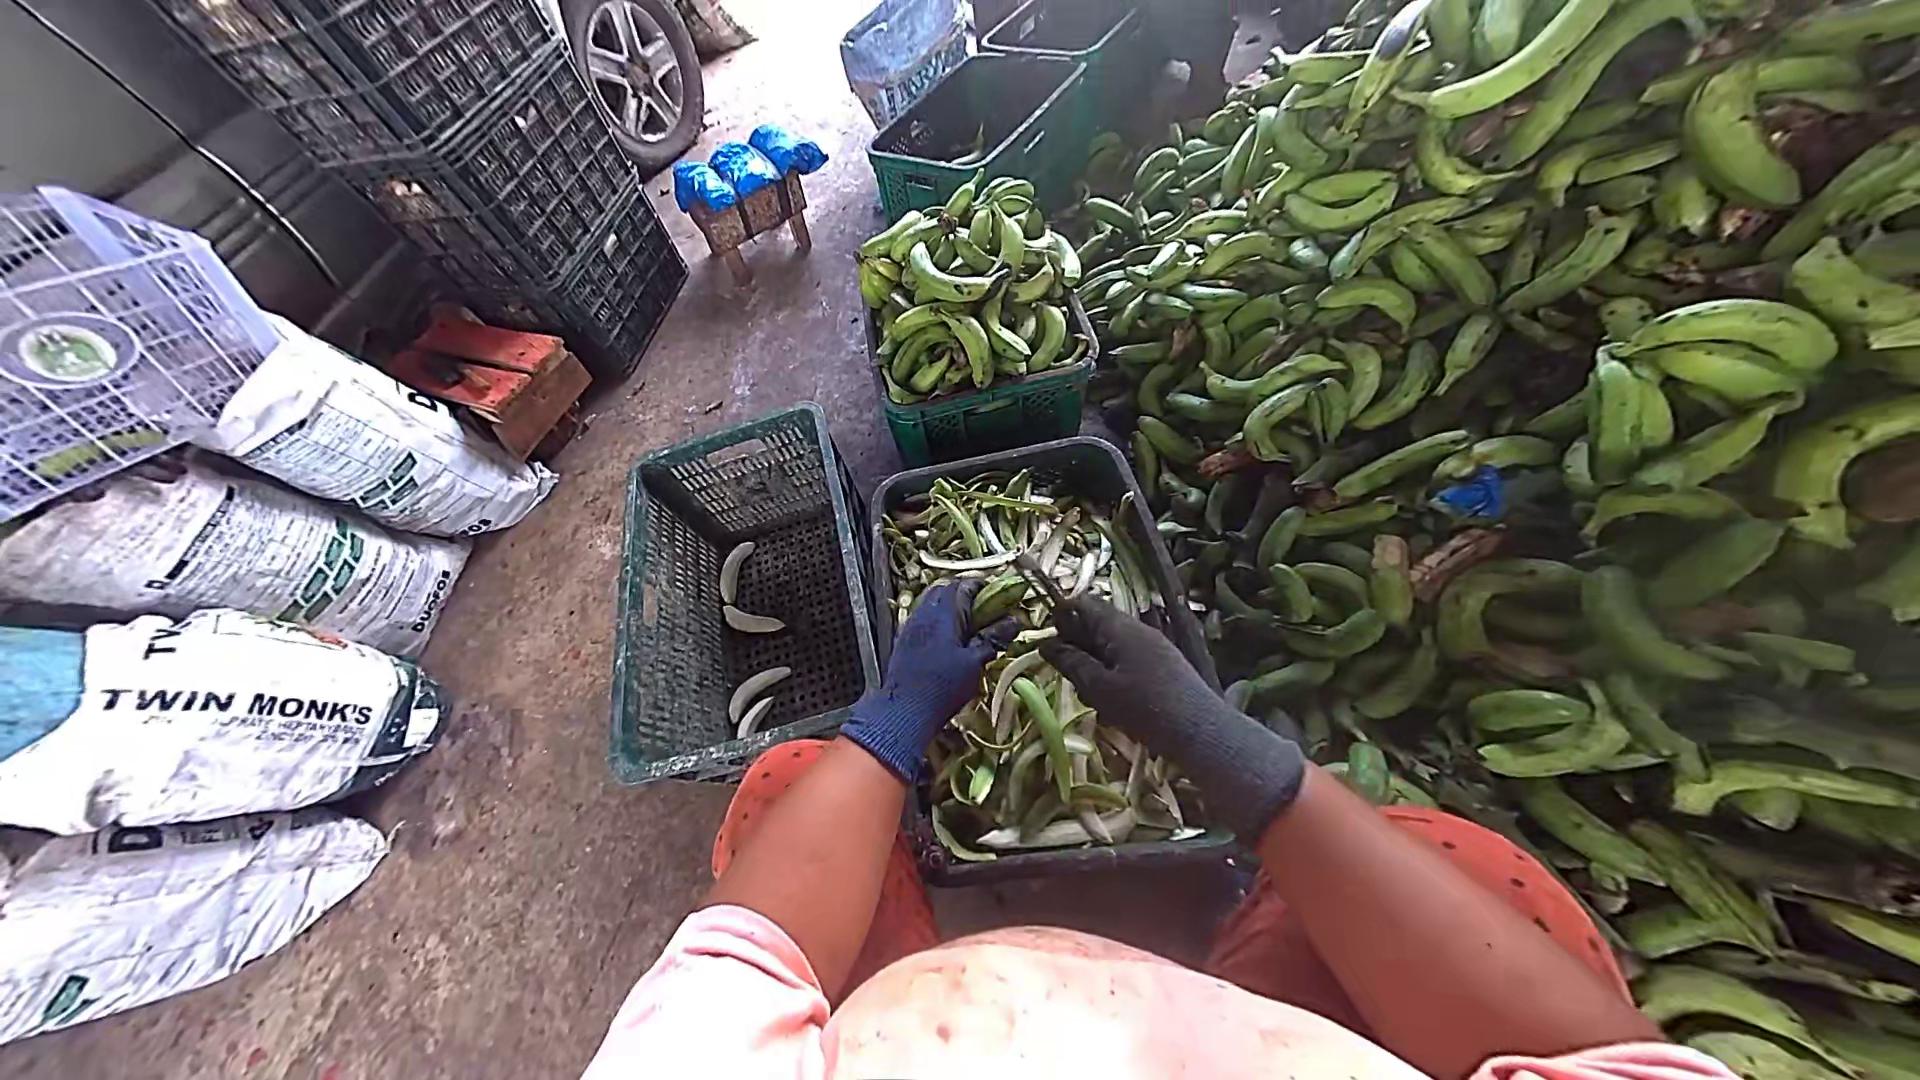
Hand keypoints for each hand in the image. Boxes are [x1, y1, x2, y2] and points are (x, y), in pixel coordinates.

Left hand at [840, 580, 1017, 780]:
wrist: (905, 710)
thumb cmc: (943, 686)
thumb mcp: (974, 662)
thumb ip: (993, 639)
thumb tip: (1014, 621)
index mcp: (944, 615)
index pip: (962, 586)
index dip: (980, 586)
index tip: (995, 593)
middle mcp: (924, 614)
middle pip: (944, 589)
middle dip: (963, 592)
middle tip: (981, 606)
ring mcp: (911, 626)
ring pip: (930, 603)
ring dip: (948, 606)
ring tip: (965, 622)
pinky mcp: (903, 640)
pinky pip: (922, 618)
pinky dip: (936, 619)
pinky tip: (946, 638)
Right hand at [1040, 595, 1305, 840]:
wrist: (1202, 734)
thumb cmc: (1144, 708)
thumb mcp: (1098, 687)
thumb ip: (1070, 662)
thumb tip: (1045, 644)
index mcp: (1119, 627)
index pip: (1083, 603)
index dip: (1061, 618)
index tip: (1050, 645)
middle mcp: (1137, 629)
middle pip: (1096, 625)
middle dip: (1077, 648)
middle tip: (1071, 679)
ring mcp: (1153, 647)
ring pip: (1111, 646)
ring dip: (1095, 666)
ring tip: (1093, 698)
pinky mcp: (1163, 666)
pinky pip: (1128, 661)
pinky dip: (1114, 676)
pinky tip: (1114, 705)